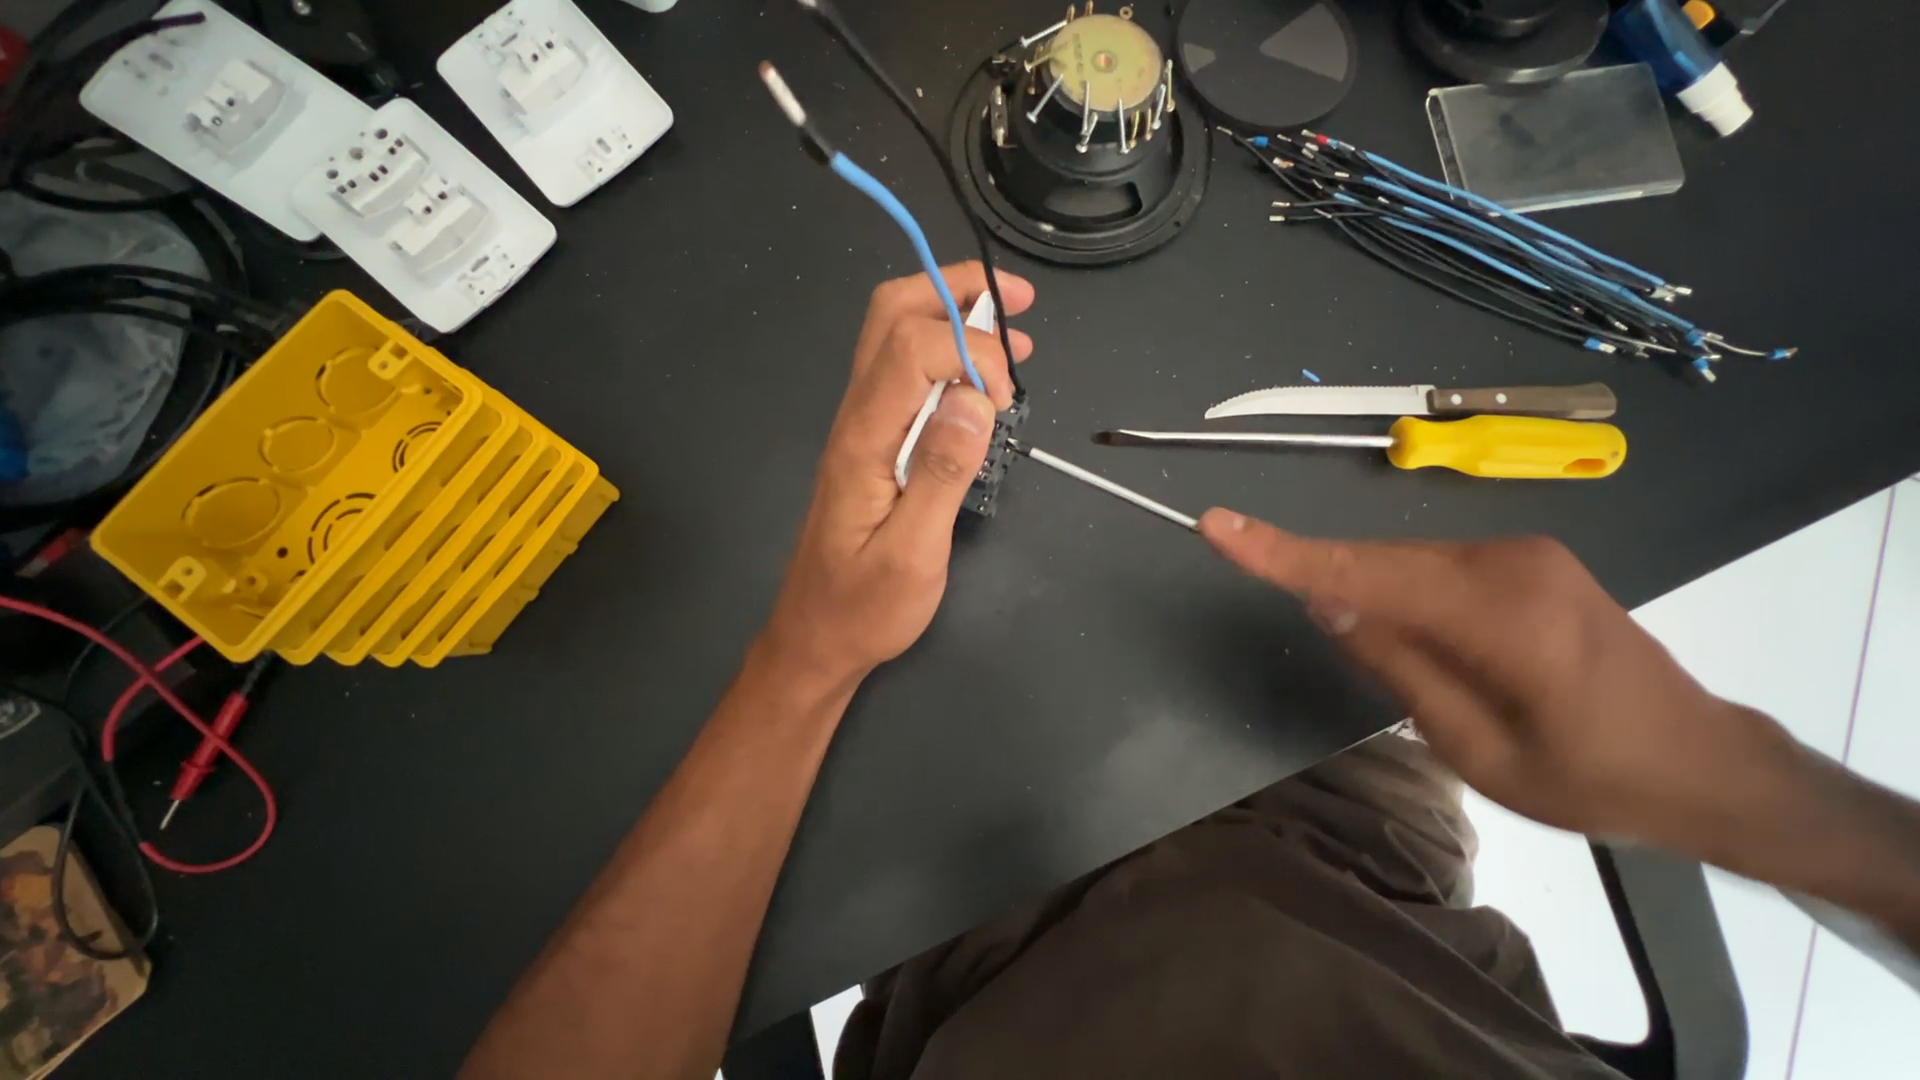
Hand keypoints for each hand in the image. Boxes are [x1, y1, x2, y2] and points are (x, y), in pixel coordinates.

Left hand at [760, 262, 1033, 686]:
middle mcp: (856, 419)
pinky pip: (905, 376)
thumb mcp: (912, 555)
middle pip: (890, 316)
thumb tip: (974, 398)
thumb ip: (943, 475)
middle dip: (954, 291)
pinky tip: (981, 382)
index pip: (910, 350)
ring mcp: (861, 428)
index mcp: (863, 440)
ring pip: (894, 338)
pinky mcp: (873, 444)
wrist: (815, 638)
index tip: (1007, 393)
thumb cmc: (864, 608)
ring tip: (1014, 334)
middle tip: (1017, 303)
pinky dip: (946, 357)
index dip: (969, 349)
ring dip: (952, 317)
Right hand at [1198, 509, 1802, 855]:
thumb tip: (1326, 603)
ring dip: (1368, 596)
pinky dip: (1400, 594)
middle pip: (1381, 563)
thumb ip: (1398, 666)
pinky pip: (1433, 568)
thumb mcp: (1476, 749)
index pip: (1366, 573)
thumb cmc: (1591, 779)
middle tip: (1315, 634)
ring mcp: (1524, 555)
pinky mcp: (1527, 561)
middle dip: (1327, 584)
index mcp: (1502, 617)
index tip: (1217, 526)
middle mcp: (1510, 564)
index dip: (1283, 552)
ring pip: (1404, 564)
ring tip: (1396, 665)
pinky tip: (1415, 640)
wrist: (1706, 766)